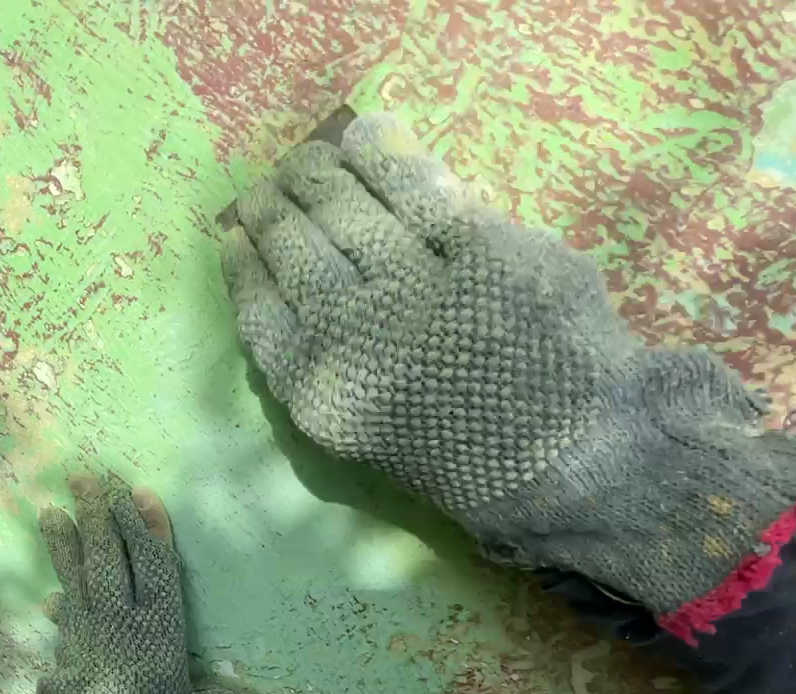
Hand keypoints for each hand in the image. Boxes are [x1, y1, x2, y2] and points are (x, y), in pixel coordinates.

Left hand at [0, 475, 233, 693]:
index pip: (154, 570)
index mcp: (159, 638)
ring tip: (52, 510)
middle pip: (107, 562)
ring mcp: (82, 643)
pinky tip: (53, 588)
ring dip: (65, 544)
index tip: (137, 492)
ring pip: (75, 581)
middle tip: (86, 478)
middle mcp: (118, 629)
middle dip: (97, 517)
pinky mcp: (58, 663)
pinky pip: (62, 622)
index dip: (147, 529)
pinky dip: (60, 601)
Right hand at [222, 112, 795, 639]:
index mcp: (318, 391)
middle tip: (261, 190)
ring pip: (345, 213)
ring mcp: (413, 287)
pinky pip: (418, 190)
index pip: (259, 313)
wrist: (563, 457)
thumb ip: (315, 371)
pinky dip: (384, 158)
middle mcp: (350, 336)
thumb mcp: (358, 432)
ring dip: (315, 177)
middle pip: (295, 255)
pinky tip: (363, 134)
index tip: (232, 239)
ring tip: (302, 159)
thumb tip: (293, 297)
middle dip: (269, 214)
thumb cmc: (456, 454)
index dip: (242, 269)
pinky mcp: (481, 248)